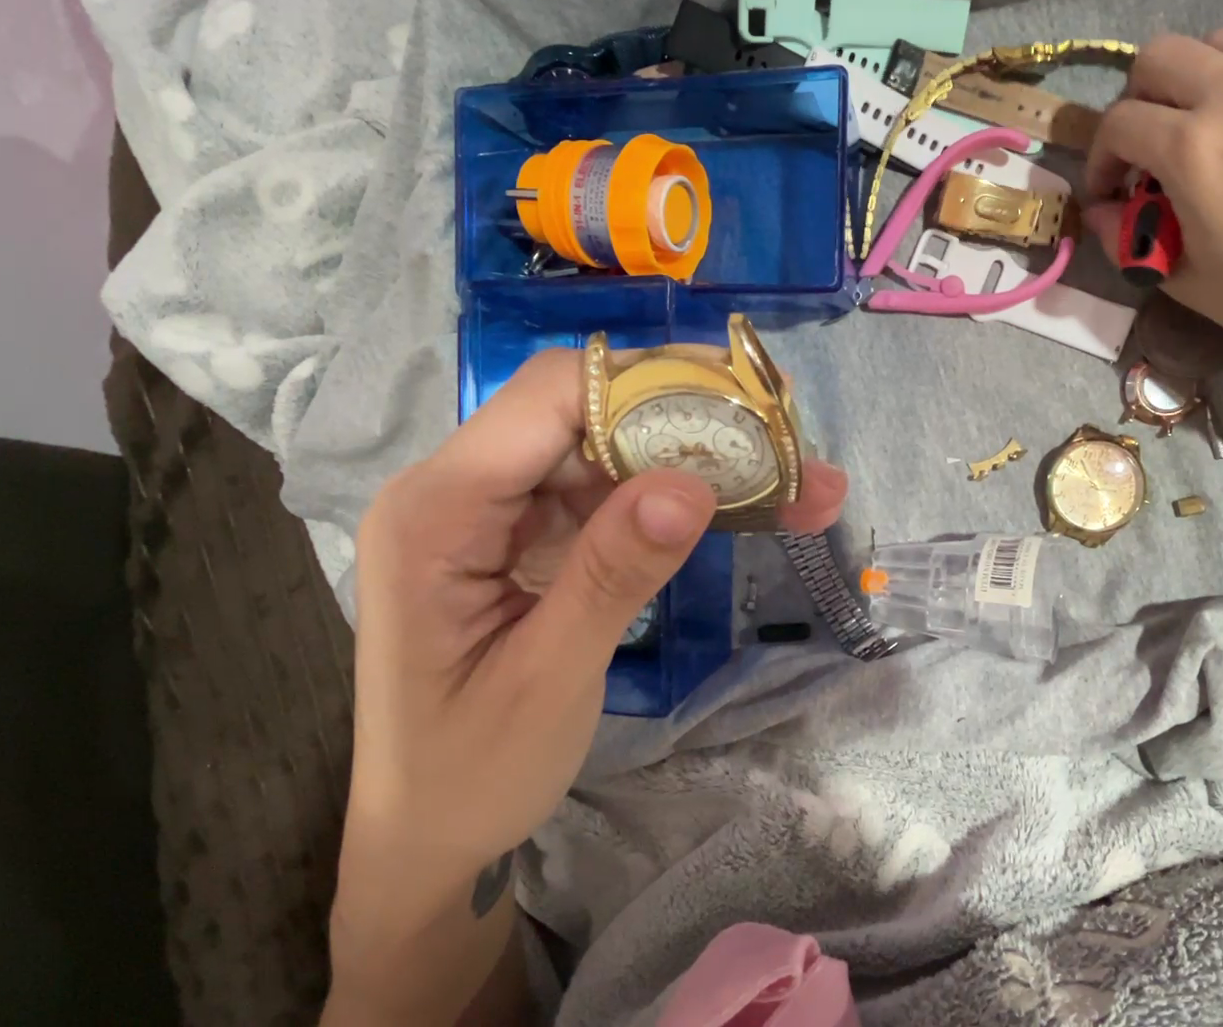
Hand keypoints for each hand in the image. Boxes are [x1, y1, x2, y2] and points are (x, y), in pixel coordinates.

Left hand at [331, 348, 845, 1015]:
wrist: (425, 836)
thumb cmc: (468, 773)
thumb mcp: (548, 680)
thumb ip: (612, 574)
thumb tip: (691, 485)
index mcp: (437, 512)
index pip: (549, 398)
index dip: (650, 387)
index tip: (747, 410)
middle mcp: (458, 491)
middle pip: (587, 418)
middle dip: (694, 430)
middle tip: (792, 451)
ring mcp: (495, 515)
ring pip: (609, 456)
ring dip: (699, 468)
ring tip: (797, 488)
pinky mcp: (526, 540)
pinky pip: (607, 499)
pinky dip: (675, 505)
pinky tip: (746, 515)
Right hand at [1085, 27, 1222, 399]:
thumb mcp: (1192, 284)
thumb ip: (1130, 240)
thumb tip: (1103, 212)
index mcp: (1195, 147)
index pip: (1119, 122)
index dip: (1102, 158)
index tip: (1114, 189)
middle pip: (1163, 55)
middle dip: (1143, 99)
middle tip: (1158, 144)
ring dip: (1212, 84)